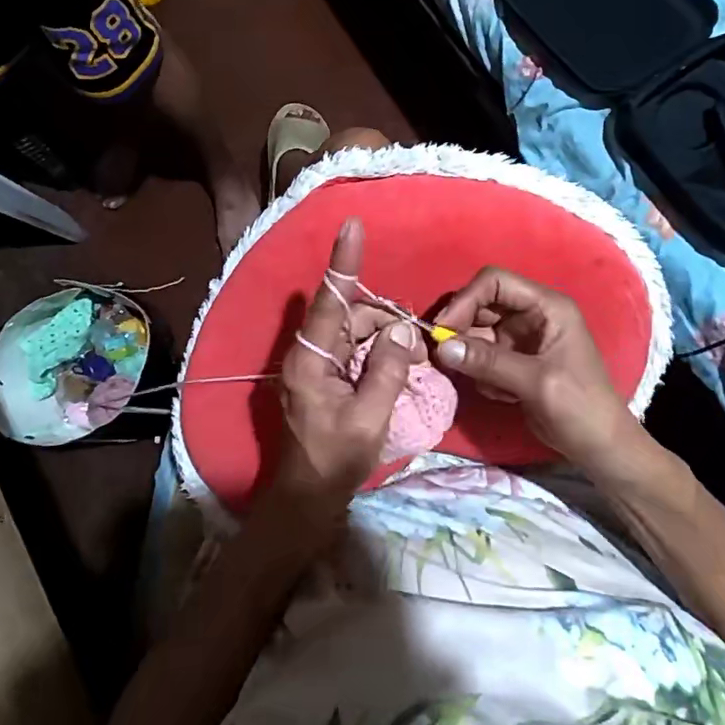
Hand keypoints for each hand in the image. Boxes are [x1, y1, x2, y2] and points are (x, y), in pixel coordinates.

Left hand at [273, 218, 420, 506]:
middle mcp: (307, 355)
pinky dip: (375, 353)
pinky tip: (396, 364)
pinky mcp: (322, 379)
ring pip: (352, 332)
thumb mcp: (369, 416)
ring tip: (411, 356)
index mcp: (310, 360)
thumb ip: (387, 369)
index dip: (343, 262)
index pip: (329, 300)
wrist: (307, 498)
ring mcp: (313, 367)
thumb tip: (402, 331)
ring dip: (381, 337)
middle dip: (382, 318)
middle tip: (417, 340)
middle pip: (347, 315)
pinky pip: (351, 351)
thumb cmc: (335, 458)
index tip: (351, 226)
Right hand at [432, 266, 645, 470]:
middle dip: (461, 329)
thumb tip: (442, 347)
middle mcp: (532, 315)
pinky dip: (481, 373)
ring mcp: (522, 338)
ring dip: (471, 356)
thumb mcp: (535, 382)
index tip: (443, 329)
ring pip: (477, 332)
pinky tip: (501, 395)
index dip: (466, 300)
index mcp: (547, 306)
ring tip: (485, 384)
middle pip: (482, 305)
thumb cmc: (579, 407)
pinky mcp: (514, 360)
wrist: (599, 447)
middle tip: (442, 355)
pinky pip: (482, 355)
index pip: (496, 282)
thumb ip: (489, 362)